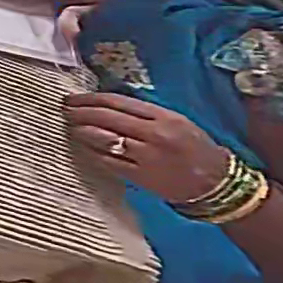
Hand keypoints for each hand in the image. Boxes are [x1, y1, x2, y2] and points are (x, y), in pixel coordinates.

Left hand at [63, 93, 230, 204]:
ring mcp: (146, 156)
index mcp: (165, 117)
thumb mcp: (177, 122)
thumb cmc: (194, 148)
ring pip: (102, 137)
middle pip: (105, 117)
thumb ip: (144, 112)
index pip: (117, 101)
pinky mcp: (140, 176)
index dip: (90, 98)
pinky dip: (91, 151)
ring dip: (81, 130)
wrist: (217, 184)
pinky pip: (106, 160)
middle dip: (79, 111)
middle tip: (65, 109)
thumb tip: (106, 103)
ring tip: (70, 125)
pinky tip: (83, 146)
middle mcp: (154, 135)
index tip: (74, 97)